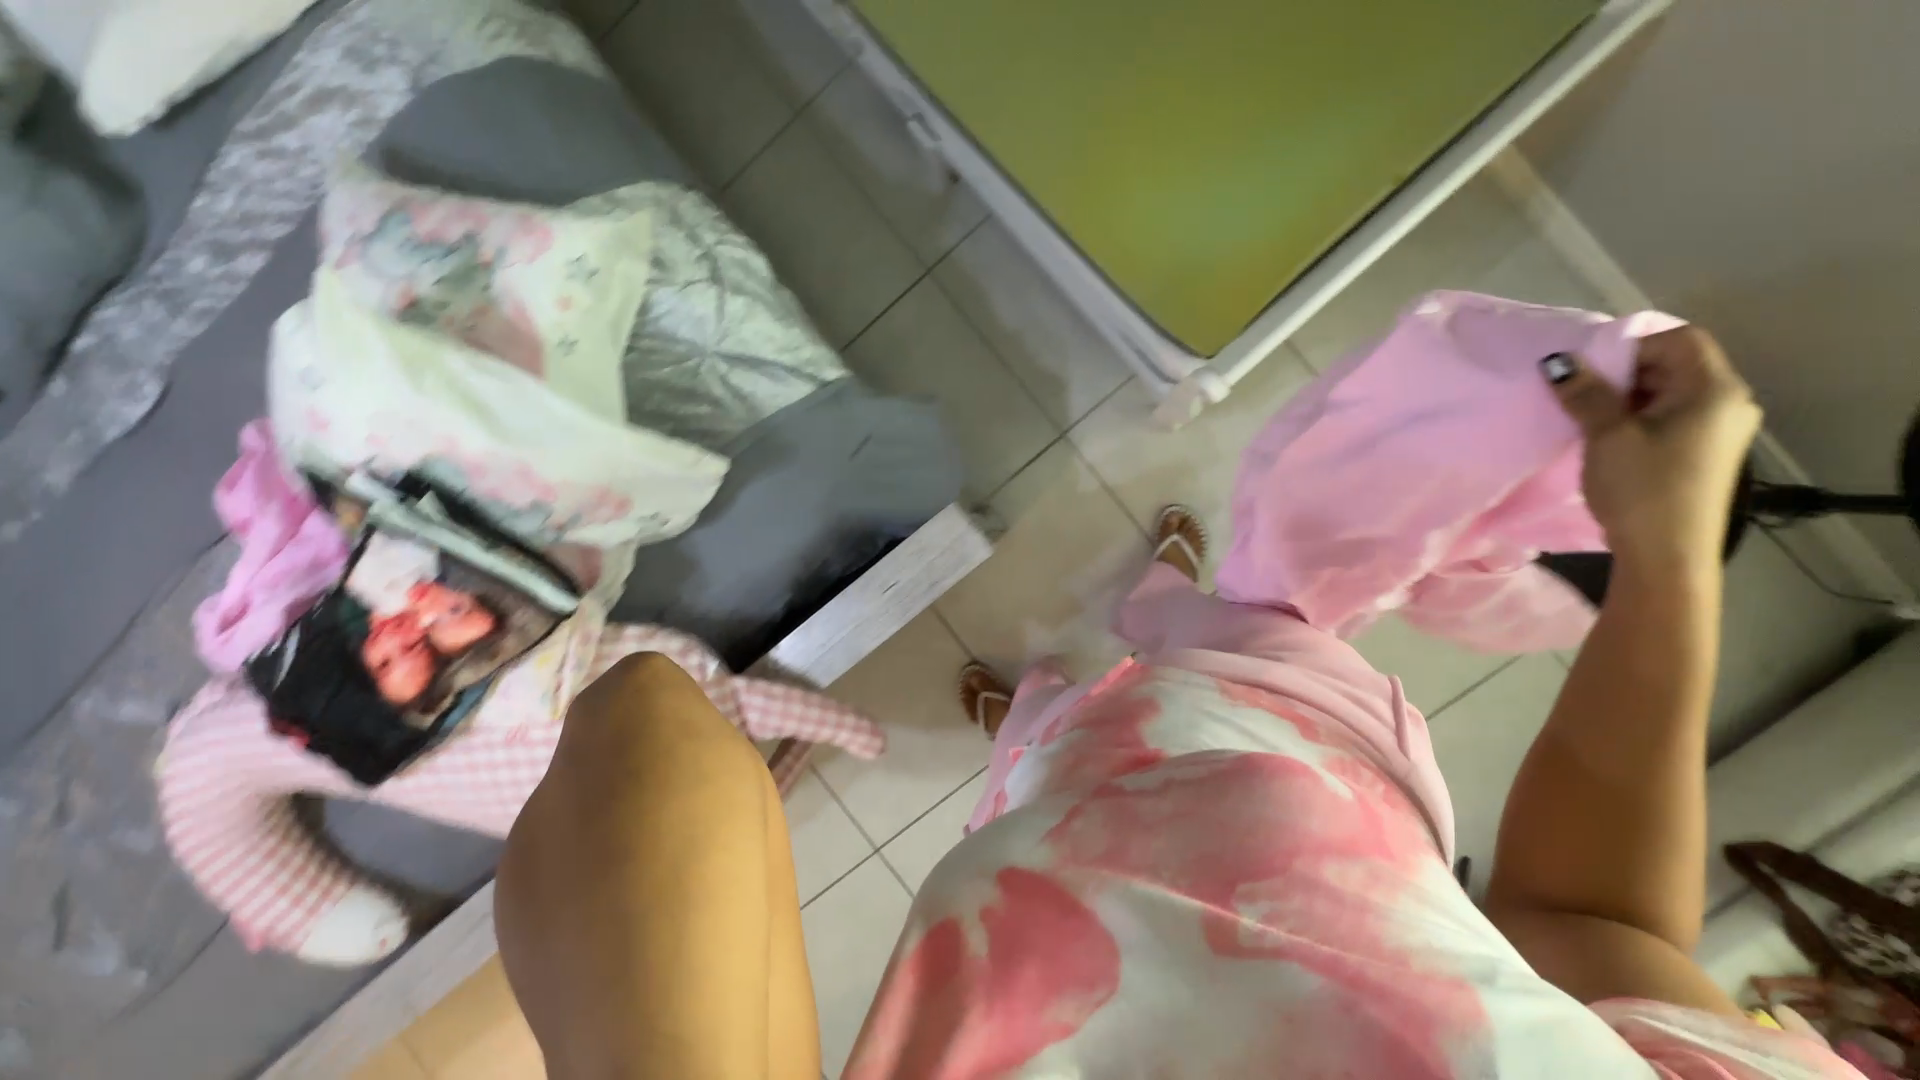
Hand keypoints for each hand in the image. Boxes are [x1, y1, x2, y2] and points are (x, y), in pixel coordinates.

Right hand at [1544, 327, 1760, 572]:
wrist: (1668, 556)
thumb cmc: (1642, 489)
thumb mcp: (1607, 436)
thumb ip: (1586, 394)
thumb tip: (1558, 361)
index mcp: (1715, 389)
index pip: (1679, 339)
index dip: (1631, 347)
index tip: (1591, 374)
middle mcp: (1729, 402)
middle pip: (1676, 364)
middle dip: (1625, 373)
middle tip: (1584, 398)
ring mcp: (1721, 429)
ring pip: (1670, 392)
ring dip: (1628, 398)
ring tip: (1592, 422)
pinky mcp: (1706, 452)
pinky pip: (1672, 417)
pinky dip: (1639, 418)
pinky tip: (1612, 442)